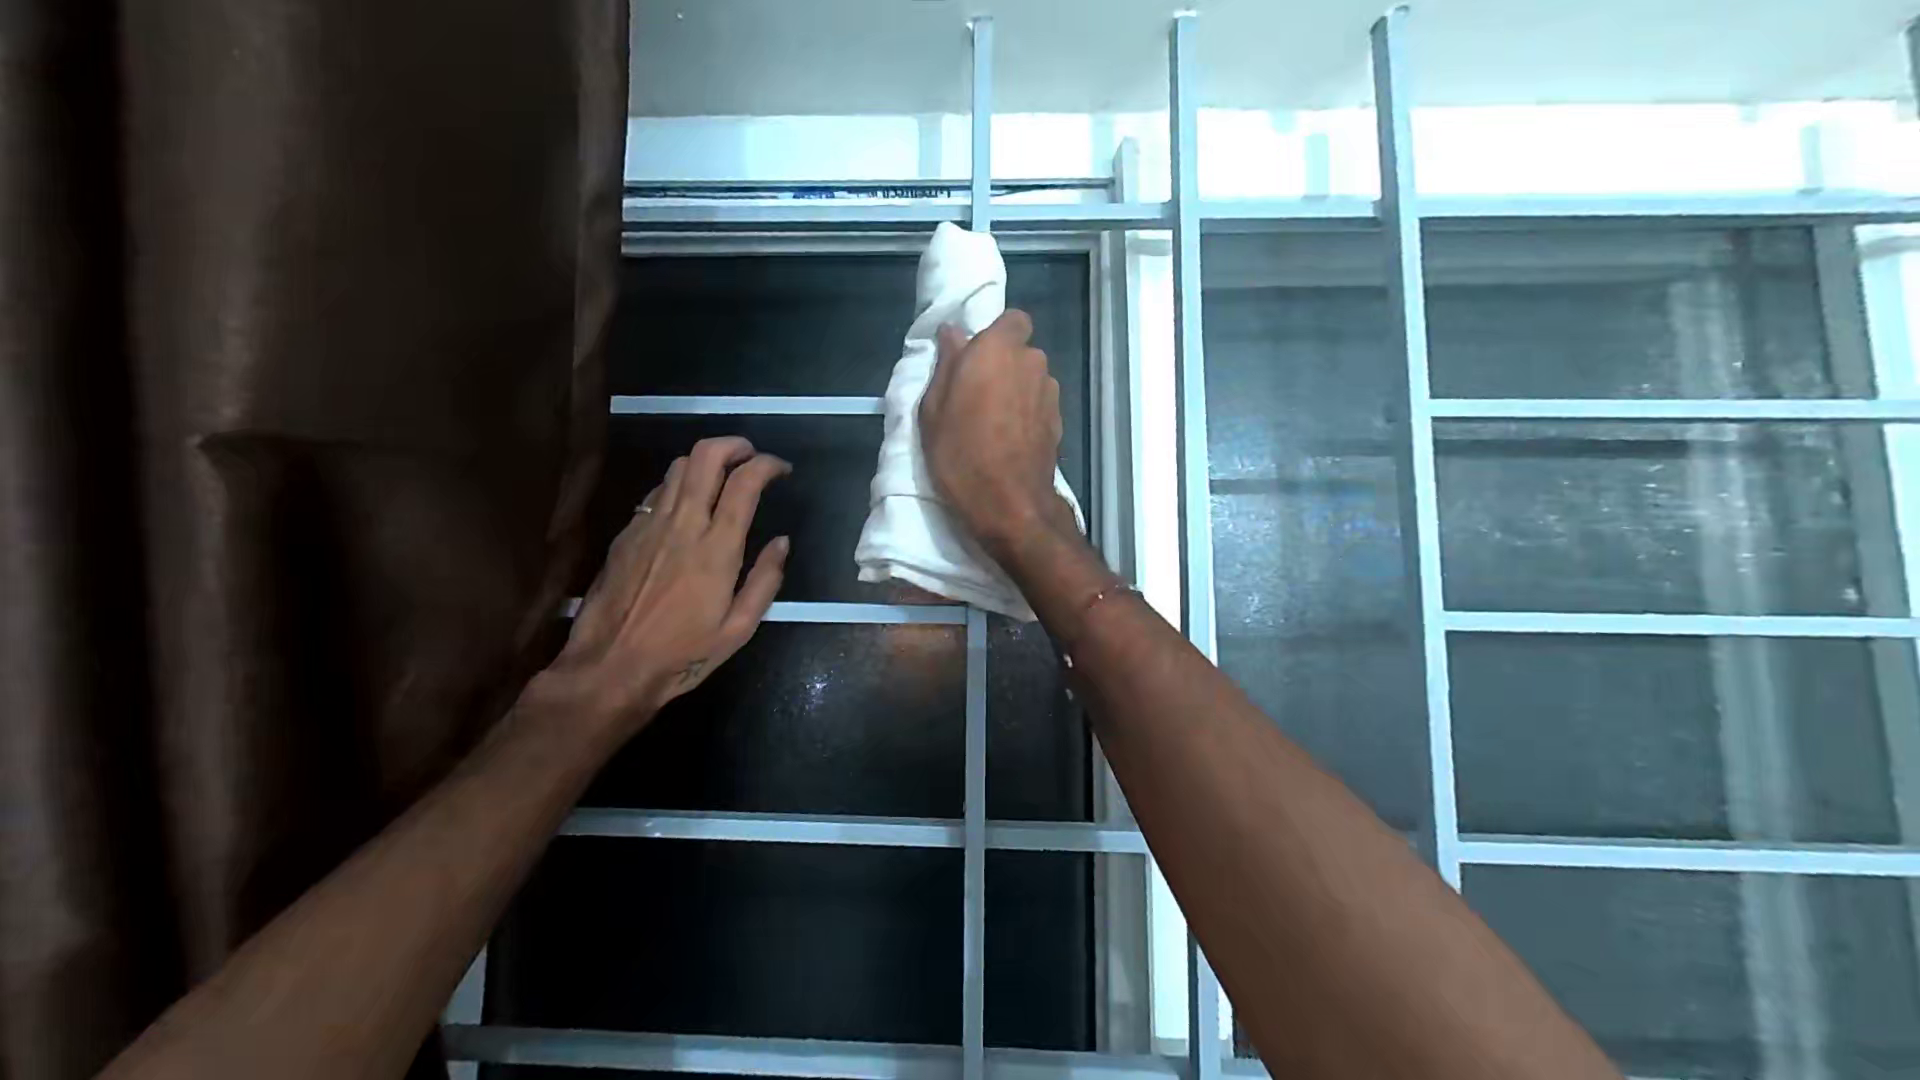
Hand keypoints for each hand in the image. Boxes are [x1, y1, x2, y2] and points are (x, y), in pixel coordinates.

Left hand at [531, 437, 790, 736]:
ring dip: (705, 462)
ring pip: (677, 467)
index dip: (768, 464)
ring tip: (722, 477)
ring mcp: (649, 525)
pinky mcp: (626, 534)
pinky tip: (687, 509)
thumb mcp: (740, 627)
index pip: (745, 482)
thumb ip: (766, 579)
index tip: (781, 470)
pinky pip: (656, 493)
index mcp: (717, 548)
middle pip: (705, 456)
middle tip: (751, 456)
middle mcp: (682, 524)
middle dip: (734, 444)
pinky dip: (679, 486)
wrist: (611, 668)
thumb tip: (781, 542)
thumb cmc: (684, 654)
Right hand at [918, 309, 1071, 558]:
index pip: (1012, 320)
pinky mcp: (1059, 422)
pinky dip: (1026, 414)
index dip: (995, 336)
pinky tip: (1008, 441)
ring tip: (992, 423)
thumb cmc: (960, 452)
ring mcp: (1050, 393)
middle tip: (974, 395)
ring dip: (1016, 391)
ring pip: (1031, 379)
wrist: (1009, 503)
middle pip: (1021, 352)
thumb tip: (954, 334)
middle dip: (1002, 365)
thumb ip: (946, 364)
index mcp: (998, 349)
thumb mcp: (933, 409)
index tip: (974, 359)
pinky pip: (1038, 405)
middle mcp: (1032, 362)